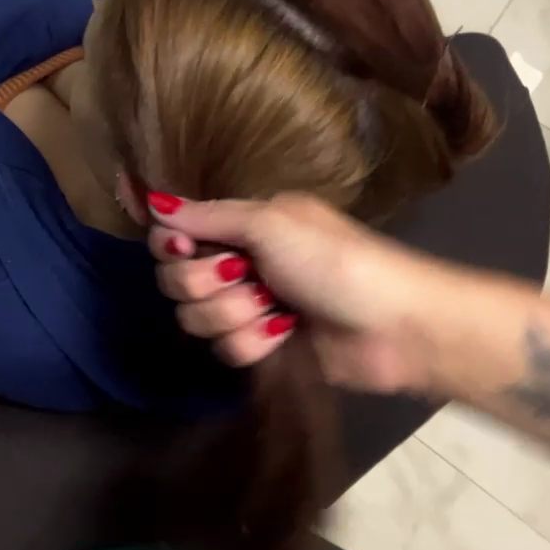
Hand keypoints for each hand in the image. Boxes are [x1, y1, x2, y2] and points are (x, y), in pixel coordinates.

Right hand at [148, 192, 450, 393]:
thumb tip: (152, 200)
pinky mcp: (261, 347)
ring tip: (274, 311)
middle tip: (245, 278)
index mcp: (239, 225)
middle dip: (207, 283)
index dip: (171, 246)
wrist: (397, 326)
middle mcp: (236, 261)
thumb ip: (206, 215)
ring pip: (196, 318)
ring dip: (234, 315)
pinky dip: (253, 343)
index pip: (173, 233)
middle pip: (176, 279)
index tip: (186, 248)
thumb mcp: (270, 224)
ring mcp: (247, 306)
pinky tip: (283, 335)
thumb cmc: (334, 261)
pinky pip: (224, 349)